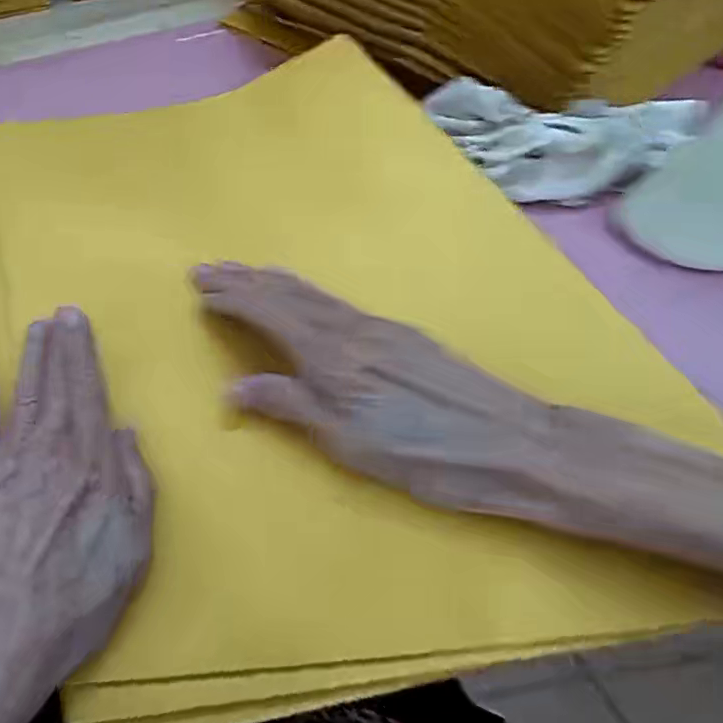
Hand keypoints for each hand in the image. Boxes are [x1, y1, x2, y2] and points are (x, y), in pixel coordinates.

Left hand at [0, 307, 153, 707]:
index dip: (85, 357)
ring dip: (29, 358)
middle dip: (61, 346)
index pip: (91, 396)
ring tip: (34, 328)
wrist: (12, 619)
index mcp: (92, 465)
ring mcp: (10, 457)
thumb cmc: (81, 592)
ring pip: (24, 394)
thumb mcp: (134, 548)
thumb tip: (125, 430)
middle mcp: (52, 449)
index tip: (80, 324)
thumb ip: (135, 484)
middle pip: (60, 387)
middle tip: (60, 312)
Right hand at [193, 263, 572, 524]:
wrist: (522, 446)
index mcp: (329, 354)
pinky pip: (334, 300)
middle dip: (242, 280)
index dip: (232, 300)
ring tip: (243, 270)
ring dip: (270, 280)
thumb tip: (231, 387)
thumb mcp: (347, 442)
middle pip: (286, 295)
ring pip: (311, 293)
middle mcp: (349, 330)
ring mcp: (378, 328)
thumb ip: (288, 406)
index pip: (268, 314)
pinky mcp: (400, 335)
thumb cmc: (425, 454)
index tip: (199, 291)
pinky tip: (302, 292)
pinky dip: (303, 289)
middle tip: (205, 268)